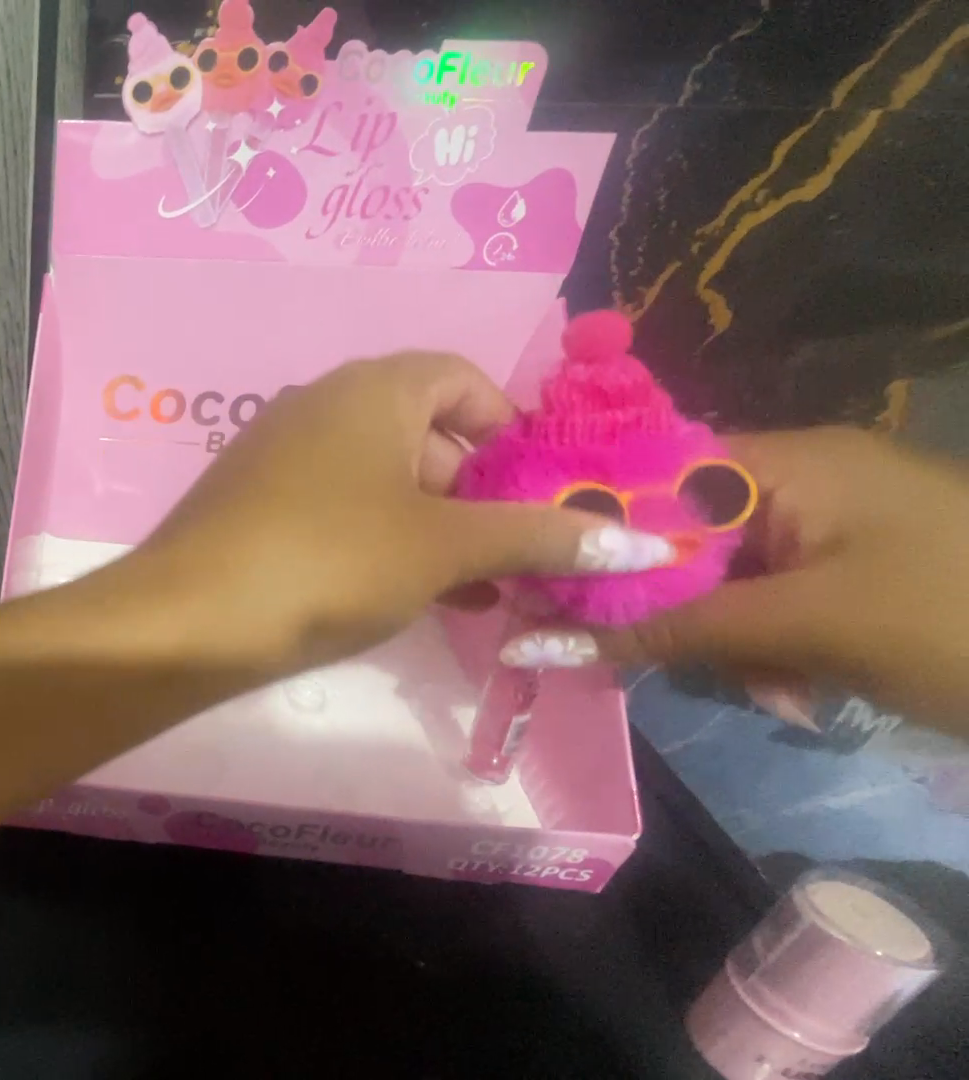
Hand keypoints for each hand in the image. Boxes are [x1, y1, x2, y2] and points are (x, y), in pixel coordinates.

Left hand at [133, 352, 674, 673]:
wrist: (188, 617)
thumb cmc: (328, 561)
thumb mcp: (443, 547)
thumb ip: (538, 535)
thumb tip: (643, 544)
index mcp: (367, 390)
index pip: (458, 377)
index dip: (507, 427)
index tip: (536, 490)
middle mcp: (317, 407)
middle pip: (420, 431)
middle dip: (474, 491)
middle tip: (511, 555)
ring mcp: (275, 456)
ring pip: (377, 478)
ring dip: (431, 527)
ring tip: (474, 591)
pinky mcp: (250, 504)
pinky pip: (333, 508)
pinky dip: (377, 540)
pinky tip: (405, 596)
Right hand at [504, 427, 968, 725]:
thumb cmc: (963, 625)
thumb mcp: (800, 631)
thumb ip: (656, 633)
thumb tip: (527, 646)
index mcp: (790, 461)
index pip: (644, 475)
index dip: (587, 527)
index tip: (540, 581)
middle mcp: (801, 480)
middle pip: (674, 535)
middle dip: (664, 603)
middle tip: (647, 656)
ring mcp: (832, 528)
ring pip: (715, 578)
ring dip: (719, 638)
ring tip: (771, 690)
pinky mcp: (853, 573)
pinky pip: (764, 601)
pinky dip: (765, 646)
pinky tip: (797, 690)